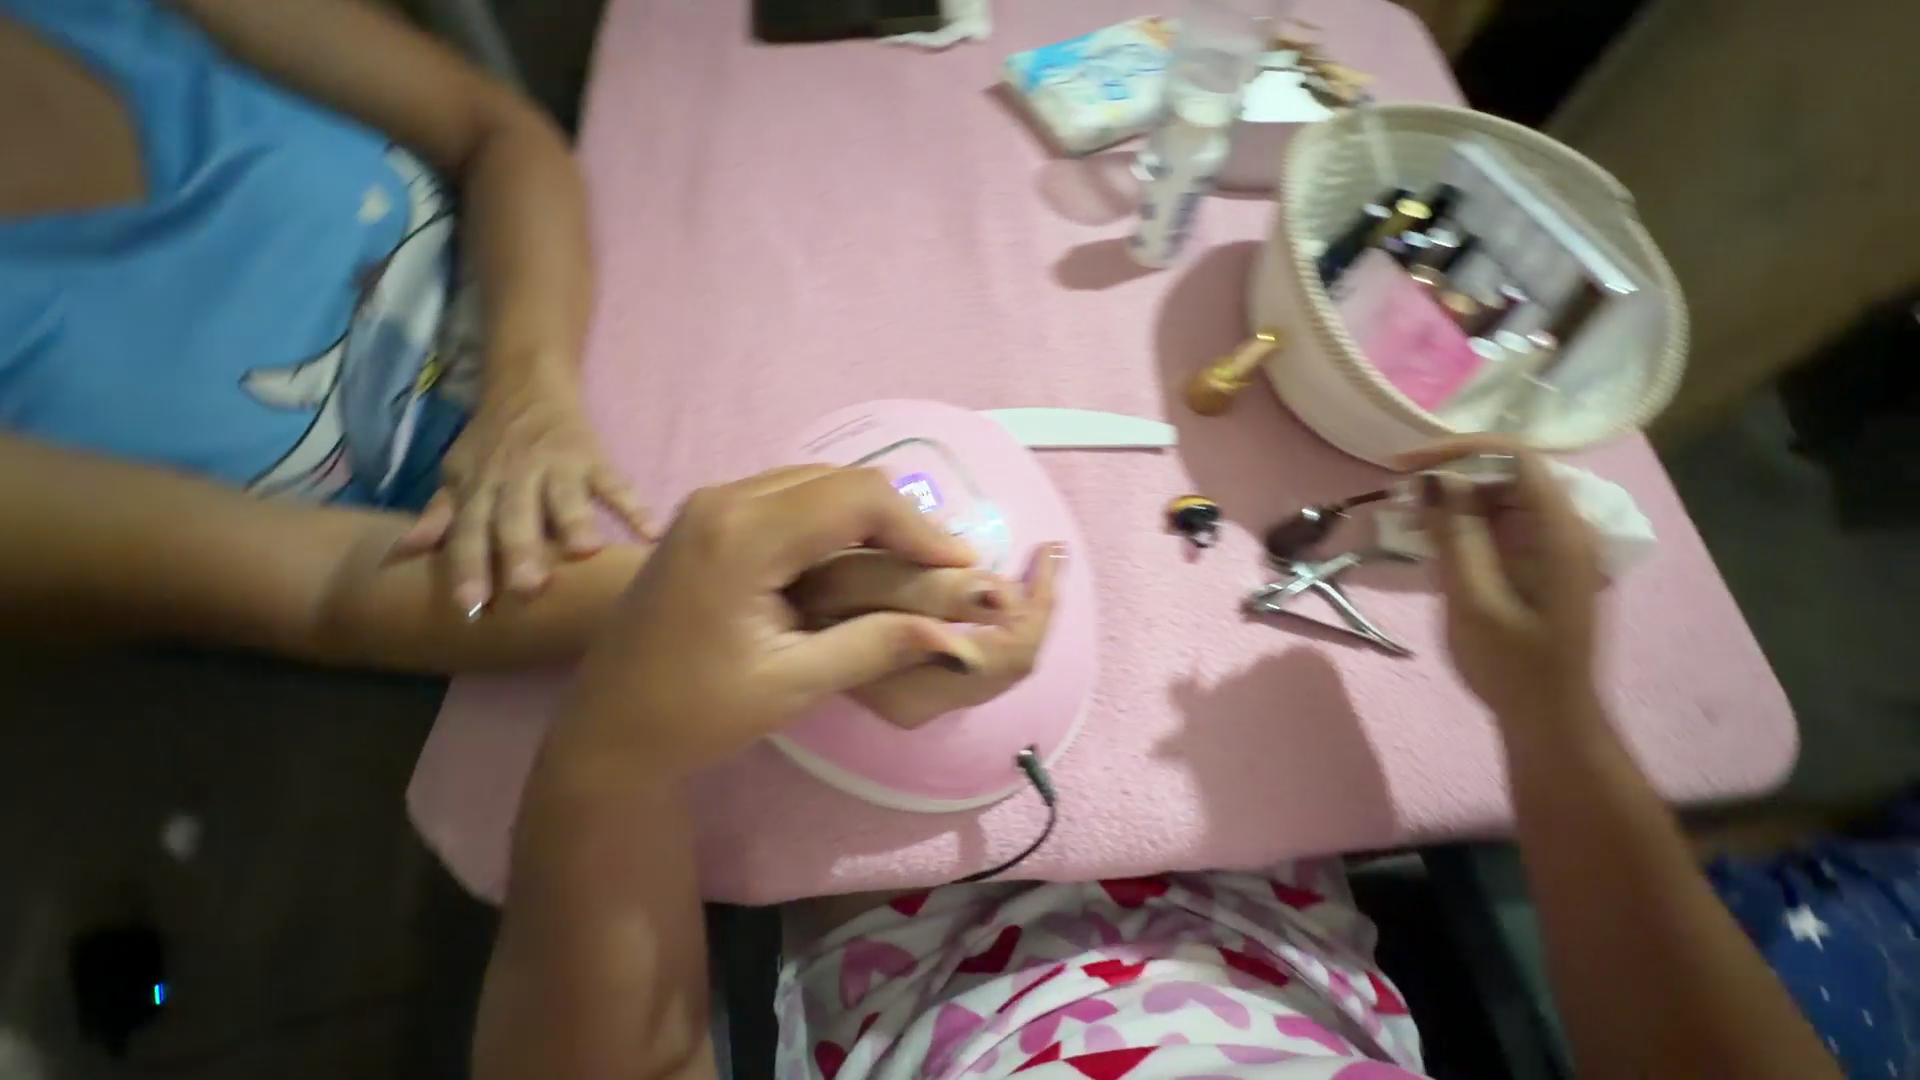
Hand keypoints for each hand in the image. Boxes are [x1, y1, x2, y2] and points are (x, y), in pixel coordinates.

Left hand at [396, 383, 651, 615]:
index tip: (471, 606)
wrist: (526, 383)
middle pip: (516, 517)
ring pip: (565, 496)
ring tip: (586, 551)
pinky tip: (652, 532)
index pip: (470, 532)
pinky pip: (616, 483)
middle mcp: (516, 478)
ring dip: (575, 521)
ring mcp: (558, 465)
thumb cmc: (492, 441)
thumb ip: (441, 515)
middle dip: (522, 549)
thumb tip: (403, 554)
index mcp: (480, 488)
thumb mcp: (459, 474)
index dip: (469, 567)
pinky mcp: (594, 456)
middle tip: (528, 586)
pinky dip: (634, 505)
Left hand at [550, 466, 1036, 780]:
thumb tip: (960, 634)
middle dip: (901, 520)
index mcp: (742, 534)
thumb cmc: (696, 714)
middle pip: (841, 480)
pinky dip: (835, 522)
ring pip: (818, 484)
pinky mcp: (710, 517)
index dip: (920, 527)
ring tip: (911, 566)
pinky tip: (856, 561)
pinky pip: (791, 499)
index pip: (857, 498)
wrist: (607, 731)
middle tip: (944, 569)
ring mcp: (712, 503)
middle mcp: (725, 498)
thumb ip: (877, 646)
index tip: (962, 566)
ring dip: (870, 519)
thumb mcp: (793, 684)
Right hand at [1396, 437, 1601, 721]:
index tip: (1404, 467)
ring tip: (1405, 516)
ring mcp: (1552, 545)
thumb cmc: (1512, 664)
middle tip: (1398, 495)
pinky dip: (1462, 522)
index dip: (1458, 451)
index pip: (1514, 458)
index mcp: (1559, 531)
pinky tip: (1429, 538)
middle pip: (1506, 473)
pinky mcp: (1537, 562)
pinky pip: (1499, 523)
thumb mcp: (1474, 600)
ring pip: (1499, 497)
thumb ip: (1456, 535)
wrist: (1548, 717)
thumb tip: (1434, 478)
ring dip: (1452, 499)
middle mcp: (1564, 528)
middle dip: (1450, 475)